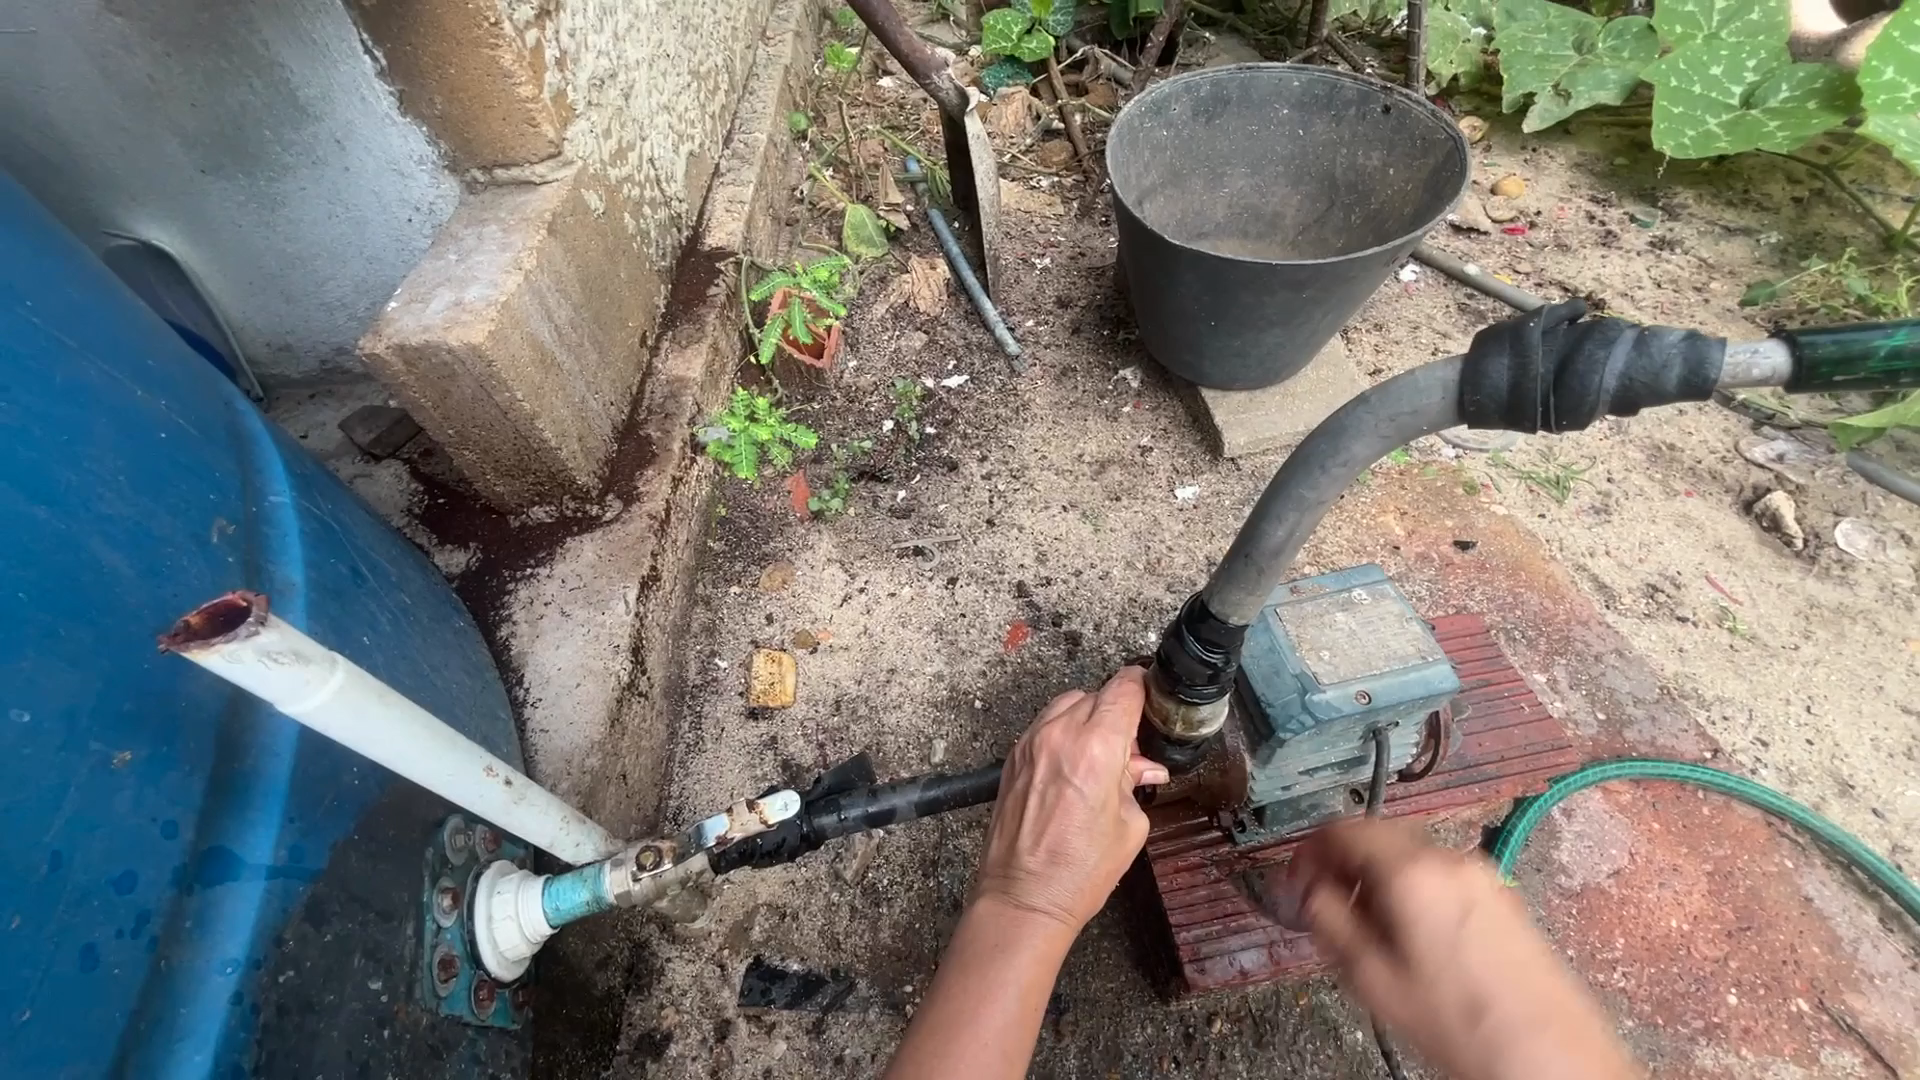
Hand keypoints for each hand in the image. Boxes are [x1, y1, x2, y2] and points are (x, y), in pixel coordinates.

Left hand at [972, 667, 1169, 932]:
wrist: (1023, 897)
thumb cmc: (1077, 871)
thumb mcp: (1129, 825)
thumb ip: (1135, 782)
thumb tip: (1142, 766)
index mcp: (1095, 747)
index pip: (1122, 690)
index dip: (1141, 686)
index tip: (1149, 690)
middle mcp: (1059, 734)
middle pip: (1095, 694)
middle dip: (1116, 711)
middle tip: (1131, 743)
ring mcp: (1031, 742)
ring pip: (1067, 704)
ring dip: (1087, 717)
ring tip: (1102, 754)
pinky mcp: (1014, 755)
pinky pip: (1044, 724)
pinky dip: (1063, 731)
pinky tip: (1075, 763)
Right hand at [1291, 820, 1642, 1079]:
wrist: (1559, 1067)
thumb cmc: (1455, 1023)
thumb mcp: (1371, 978)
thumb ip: (1327, 918)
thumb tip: (1312, 888)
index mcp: (1410, 870)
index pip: (1340, 829)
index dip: (1308, 851)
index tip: (1297, 883)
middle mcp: (1447, 857)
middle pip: (1375, 834)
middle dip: (1342, 862)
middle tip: (1327, 903)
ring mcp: (1482, 874)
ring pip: (1407, 853)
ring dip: (1375, 874)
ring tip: (1369, 925)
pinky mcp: (1503, 896)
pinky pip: (1438, 872)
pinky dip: (1411, 886)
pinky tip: (1413, 933)